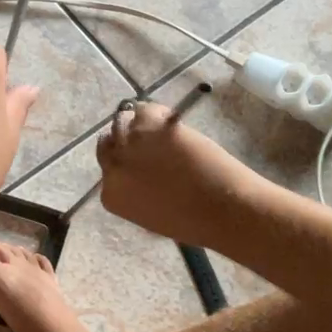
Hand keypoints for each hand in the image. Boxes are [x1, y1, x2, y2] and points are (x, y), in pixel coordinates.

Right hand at [94, 102, 264, 247]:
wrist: (225, 209)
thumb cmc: (195, 222)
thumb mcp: (150, 214)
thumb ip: (134, 192)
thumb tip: (138, 173)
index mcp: (111, 195)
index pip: (106, 169)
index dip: (122, 162)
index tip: (138, 161)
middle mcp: (112, 167)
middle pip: (107, 143)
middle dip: (123, 141)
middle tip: (146, 142)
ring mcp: (129, 144)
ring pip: (122, 122)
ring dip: (139, 125)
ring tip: (161, 132)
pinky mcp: (149, 126)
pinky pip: (144, 110)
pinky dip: (157, 113)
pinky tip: (172, 124)